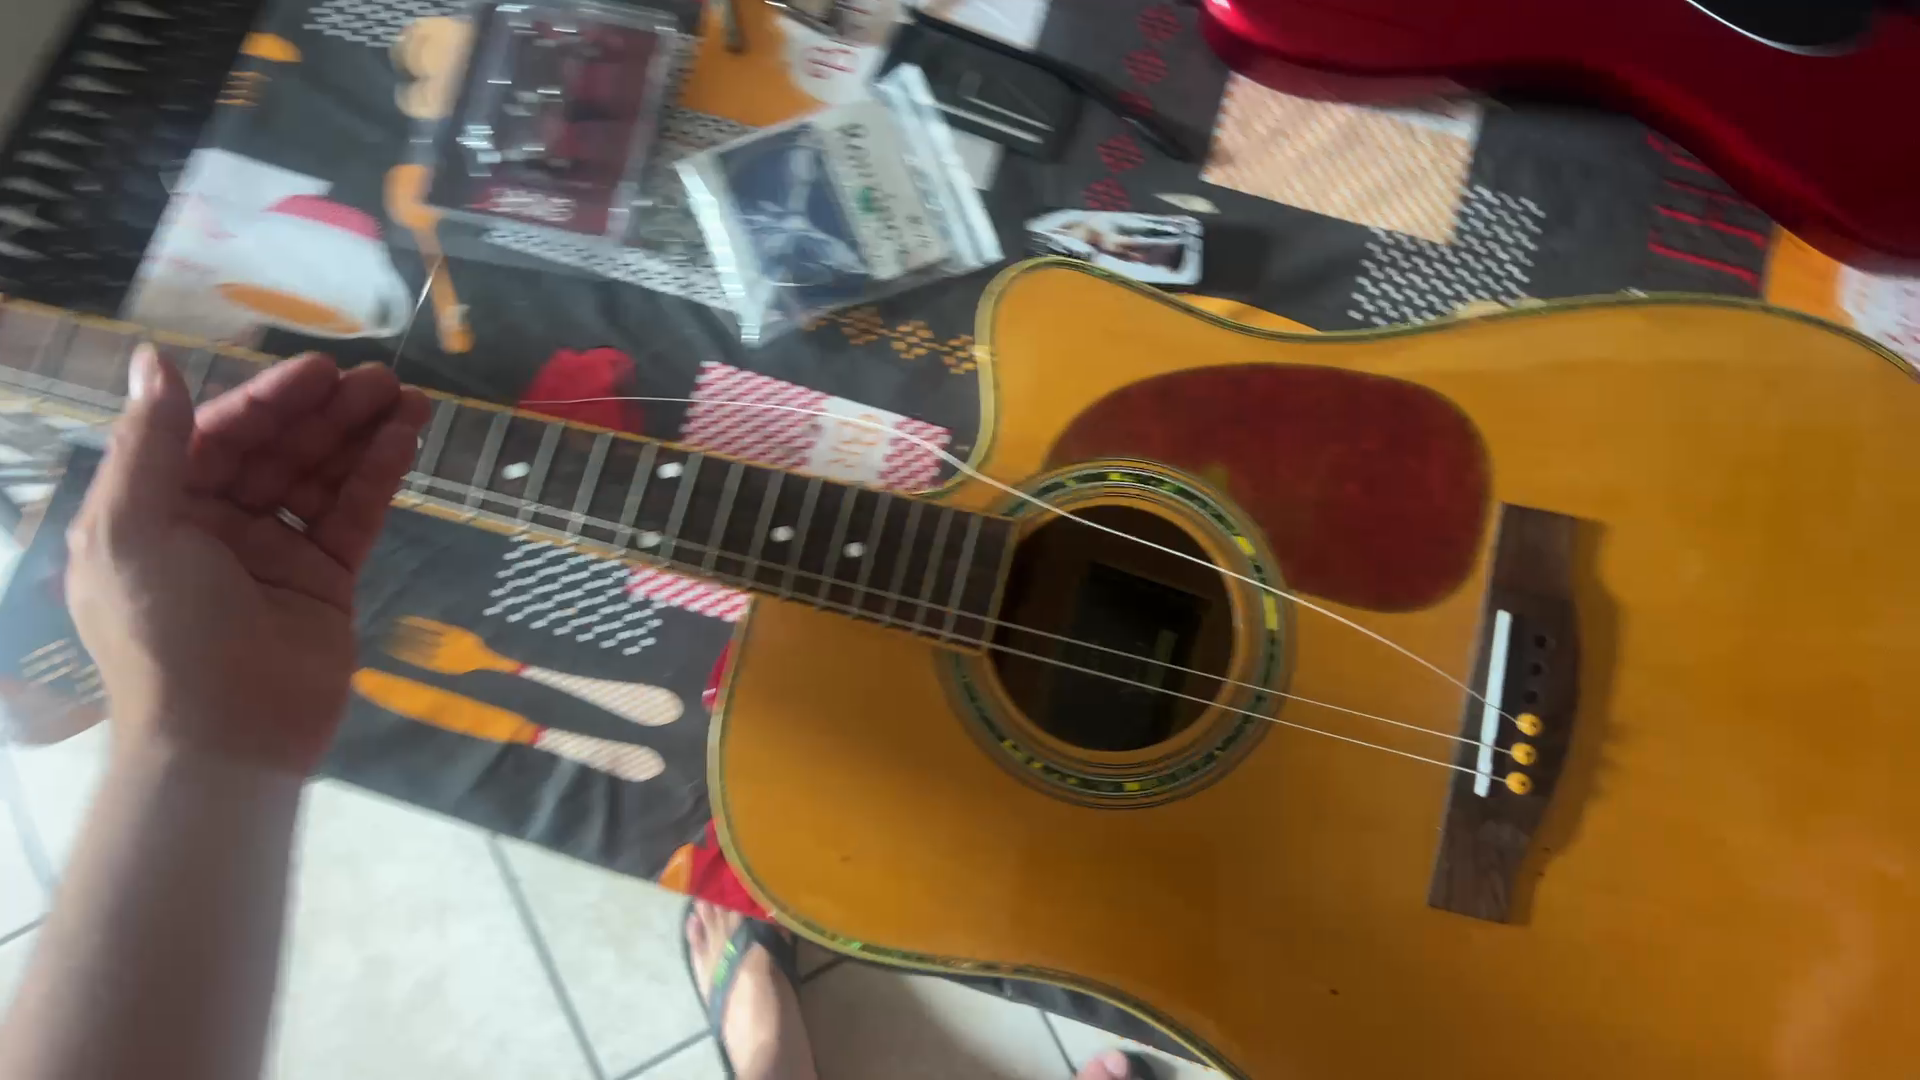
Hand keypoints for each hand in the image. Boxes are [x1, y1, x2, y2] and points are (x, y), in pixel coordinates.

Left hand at [66, 344, 429, 773]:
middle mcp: (217, 523)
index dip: (269, 402)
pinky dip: (379, 480)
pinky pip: (354, 516)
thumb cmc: (165, 632)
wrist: (233, 730)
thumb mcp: (131, 533)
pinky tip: (405, 446)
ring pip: (325, 479)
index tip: (323, 371)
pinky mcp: (328, 576)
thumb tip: (152, 359)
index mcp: (157, 510)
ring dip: (365, 439)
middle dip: (330, 414)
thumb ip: (149, 446)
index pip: (217, 438)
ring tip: (412, 403)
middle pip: (280, 452)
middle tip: (385, 380)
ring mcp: (278, 550)